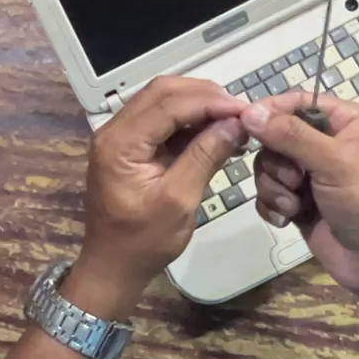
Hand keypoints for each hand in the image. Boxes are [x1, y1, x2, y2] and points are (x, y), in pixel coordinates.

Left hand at [70, 76, 247, 318]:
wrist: (113, 266)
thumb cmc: (144, 242)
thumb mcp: (179, 201)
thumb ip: (205, 157)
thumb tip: (236, 124)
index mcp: (120, 143)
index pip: (168, 104)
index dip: (210, 101)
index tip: (245, 110)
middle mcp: (114, 130)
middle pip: (162, 92)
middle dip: (205, 95)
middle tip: (241, 111)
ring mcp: (120, 135)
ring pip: (162, 100)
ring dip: (198, 104)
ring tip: (233, 120)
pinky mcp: (130, 145)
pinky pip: (161, 119)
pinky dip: (189, 120)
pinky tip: (215, 131)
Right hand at [244, 93, 358, 294]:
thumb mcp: (334, 161)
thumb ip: (290, 134)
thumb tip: (248, 110)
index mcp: (346, 122)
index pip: (298, 102)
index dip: (271, 111)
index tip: (244, 122)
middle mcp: (327, 143)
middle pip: (277, 136)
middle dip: (277, 161)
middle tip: (294, 179)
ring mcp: (312, 175)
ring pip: (269, 167)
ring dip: (275, 186)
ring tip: (294, 205)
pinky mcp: (300, 203)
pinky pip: (270, 194)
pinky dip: (273, 205)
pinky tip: (288, 219)